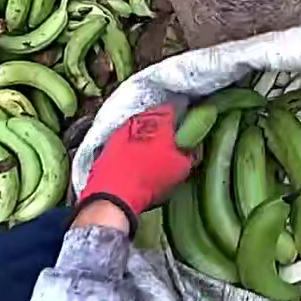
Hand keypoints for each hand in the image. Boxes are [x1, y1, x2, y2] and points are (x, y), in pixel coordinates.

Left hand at [75, 104, 194, 222]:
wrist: (113, 193)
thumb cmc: (151, 178)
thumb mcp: (181, 168)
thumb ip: (189, 153)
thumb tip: (192, 148)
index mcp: (160, 120)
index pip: (175, 107)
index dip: (181, 115)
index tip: (184, 125)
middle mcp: (139, 119)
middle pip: (154, 116)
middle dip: (161, 125)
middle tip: (168, 140)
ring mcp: (121, 130)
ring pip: (138, 127)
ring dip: (144, 135)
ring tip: (149, 152)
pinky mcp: (107, 143)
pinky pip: (124, 139)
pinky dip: (130, 145)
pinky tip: (132, 160)